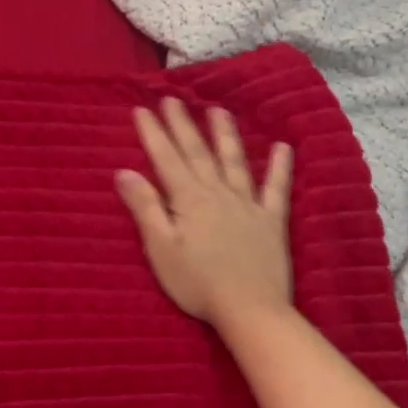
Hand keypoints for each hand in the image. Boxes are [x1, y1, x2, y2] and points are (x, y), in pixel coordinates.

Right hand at [115, 99, 294, 329]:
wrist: (250, 309)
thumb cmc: (196, 283)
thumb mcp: (160, 248)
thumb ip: (144, 207)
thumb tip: (124, 172)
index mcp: (188, 200)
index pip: (166, 159)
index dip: (153, 133)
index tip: (142, 108)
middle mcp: (218, 194)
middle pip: (197, 153)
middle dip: (183, 124)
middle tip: (173, 99)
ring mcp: (248, 205)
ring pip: (234, 162)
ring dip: (225, 135)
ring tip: (218, 110)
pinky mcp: (271, 222)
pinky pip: (276, 189)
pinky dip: (280, 167)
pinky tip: (283, 148)